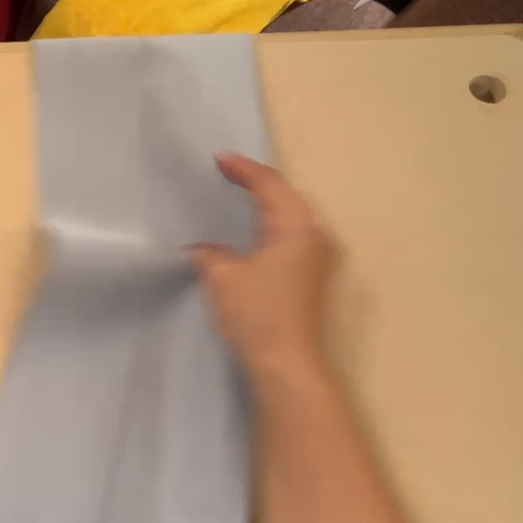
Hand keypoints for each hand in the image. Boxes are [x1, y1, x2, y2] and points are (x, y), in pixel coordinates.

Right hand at [192, 153, 335, 381]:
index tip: (219, 158)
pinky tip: (250, 237)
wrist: (287, 363)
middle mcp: (316, 236)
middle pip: (287, 198)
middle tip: (228, 175)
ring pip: (291, 219)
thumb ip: (210, 254)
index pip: (270, 186)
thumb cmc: (258, 313)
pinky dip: (269, 229)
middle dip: (258, 184)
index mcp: (297, 227)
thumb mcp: (223, 277)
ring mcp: (319, 260)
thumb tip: (204, 249)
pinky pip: (290, 239)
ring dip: (266, 208)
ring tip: (238, 200)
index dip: (243, 170)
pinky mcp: (312, 280)